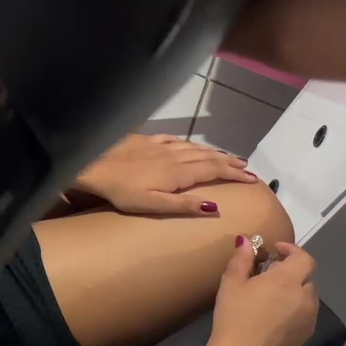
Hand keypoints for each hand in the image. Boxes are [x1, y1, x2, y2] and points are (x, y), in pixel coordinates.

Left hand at [72, 133, 257, 216]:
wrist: (92, 166)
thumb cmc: (122, 191)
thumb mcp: (153, 204)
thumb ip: (183, 205)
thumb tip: (215, 207)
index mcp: (177, 172)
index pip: (213, 170)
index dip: (233, 173)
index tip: (252, 178)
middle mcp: (171, 155)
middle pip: (206, 156)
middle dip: (228, 161)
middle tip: (246, 166)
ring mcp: (157, 145)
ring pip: (191, 146)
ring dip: (211, 151)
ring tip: (226, 156)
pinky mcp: (143, 139)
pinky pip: (172, 138)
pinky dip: (186, 142)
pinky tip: (188, 144)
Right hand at [206, 239, 318, 345]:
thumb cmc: (235, 312)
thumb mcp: (231, 281)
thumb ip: (242, 259)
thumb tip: (246, 241)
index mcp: (287, 280)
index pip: (305, 259)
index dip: (293, 250)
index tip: (275, 249)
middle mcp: (305, 297)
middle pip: (307, 277)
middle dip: (291, 270)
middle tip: (267, 271)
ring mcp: (309, 318)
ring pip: (308, 295)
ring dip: (294, 288)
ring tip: (271, 293)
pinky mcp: (307, 333)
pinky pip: (306, 312)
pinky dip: (295, 305)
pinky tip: (274, 313)